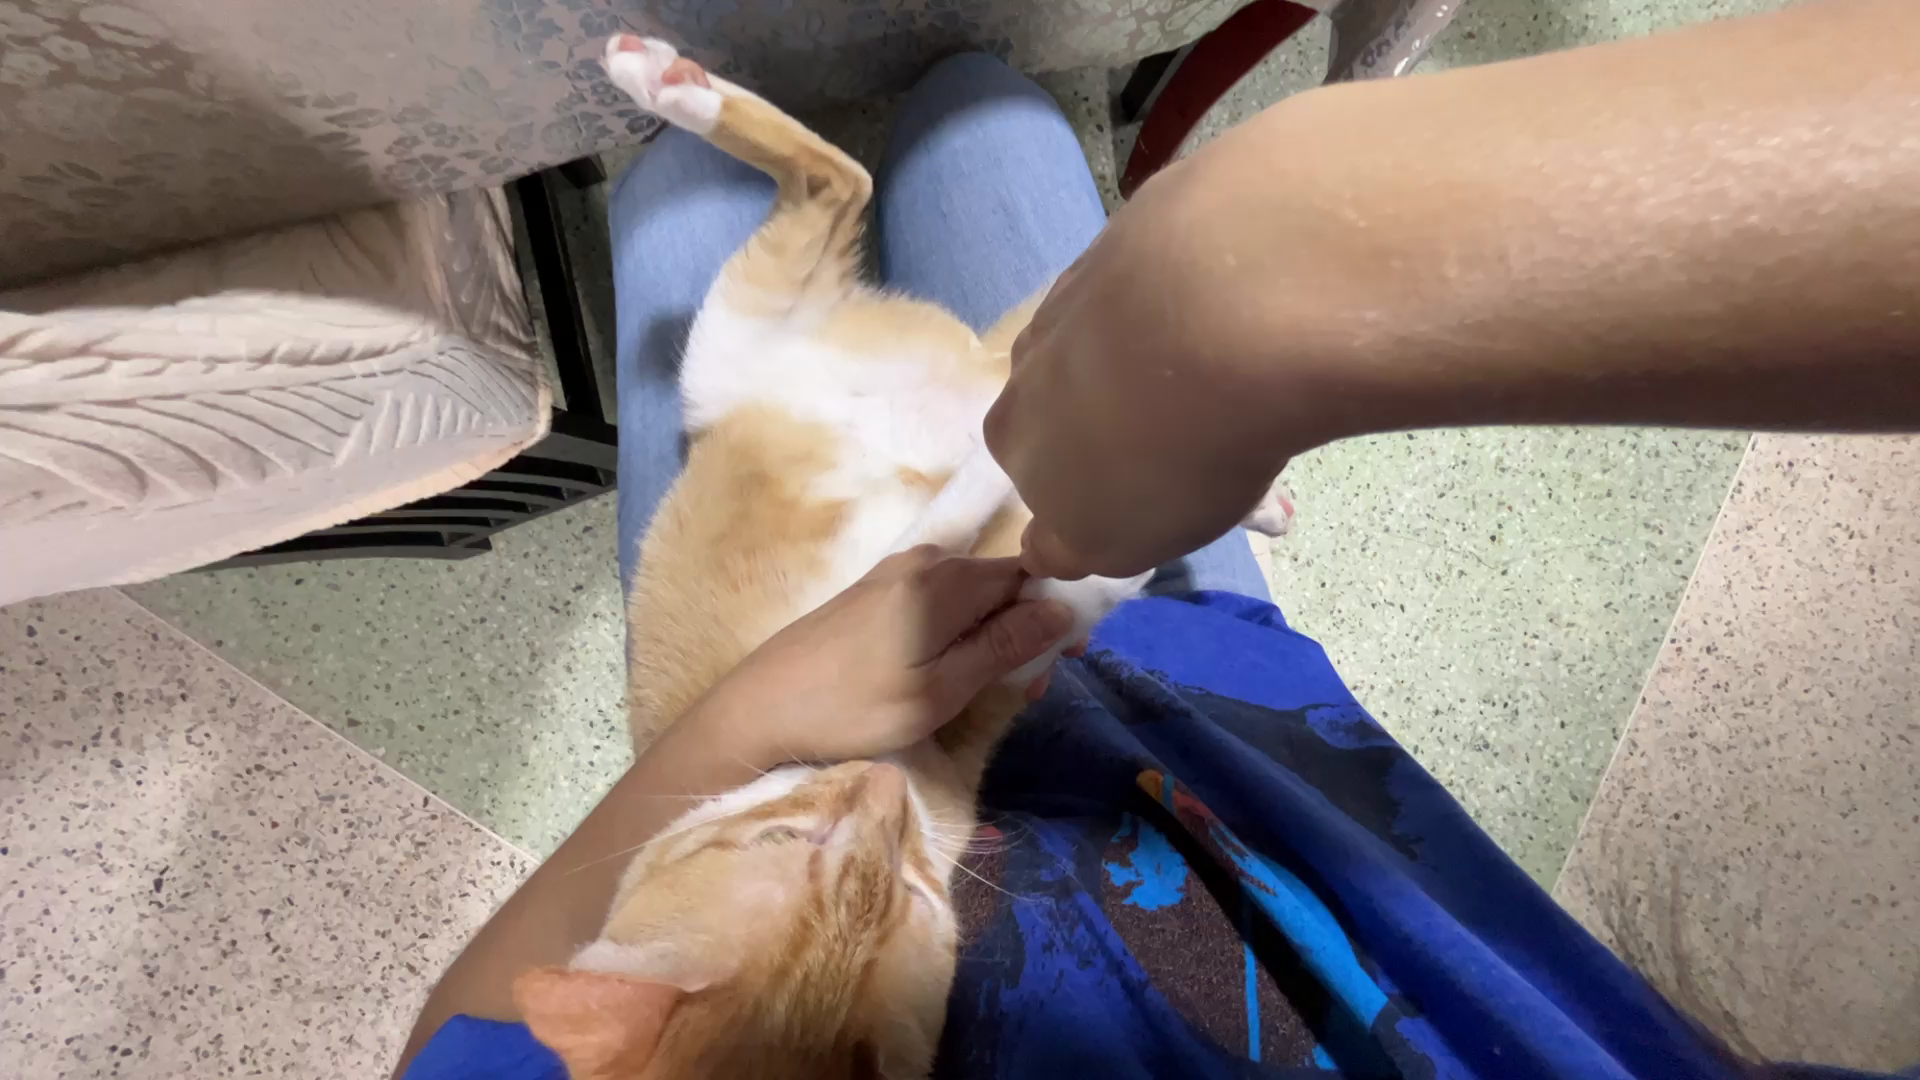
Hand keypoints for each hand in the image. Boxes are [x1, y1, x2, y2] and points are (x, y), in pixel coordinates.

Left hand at [675, 547, 1074, 766]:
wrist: (760, 706)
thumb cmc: (853, 706)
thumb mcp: (940, 690)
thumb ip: (1003, 646)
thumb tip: (1062, 610)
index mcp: (946, 580)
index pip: (1028, 575)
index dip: (1052, 613)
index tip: (1059, 660)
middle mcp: (925, 561)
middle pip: (999, 584)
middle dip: (1022, 631)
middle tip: (1023, 690)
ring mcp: (896, 572)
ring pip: (970, 596)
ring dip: (990, 636)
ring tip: (987, 690)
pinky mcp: (876, 590)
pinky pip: (938, 601)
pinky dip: (957, 632)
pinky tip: (948, 670)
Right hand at [984, 102, 1366, 579]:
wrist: (1226, 313)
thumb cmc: (1165, 458)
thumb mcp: (1112, 541)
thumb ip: (1068, 546)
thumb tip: (1048, 545)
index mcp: (1013, 437)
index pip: (1035, 481)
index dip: (1086, 496)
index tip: (1147, 498)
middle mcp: (1028, 364)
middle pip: (1066, 404)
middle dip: (1114, 424)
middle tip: (1197, 438)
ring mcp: (1075, 291)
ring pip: (1105, 342)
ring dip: (1148, 362)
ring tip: (1227, 374)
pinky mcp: (1127, 232)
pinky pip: (1148, 284)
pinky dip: (1179, 303)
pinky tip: (1231, 313)